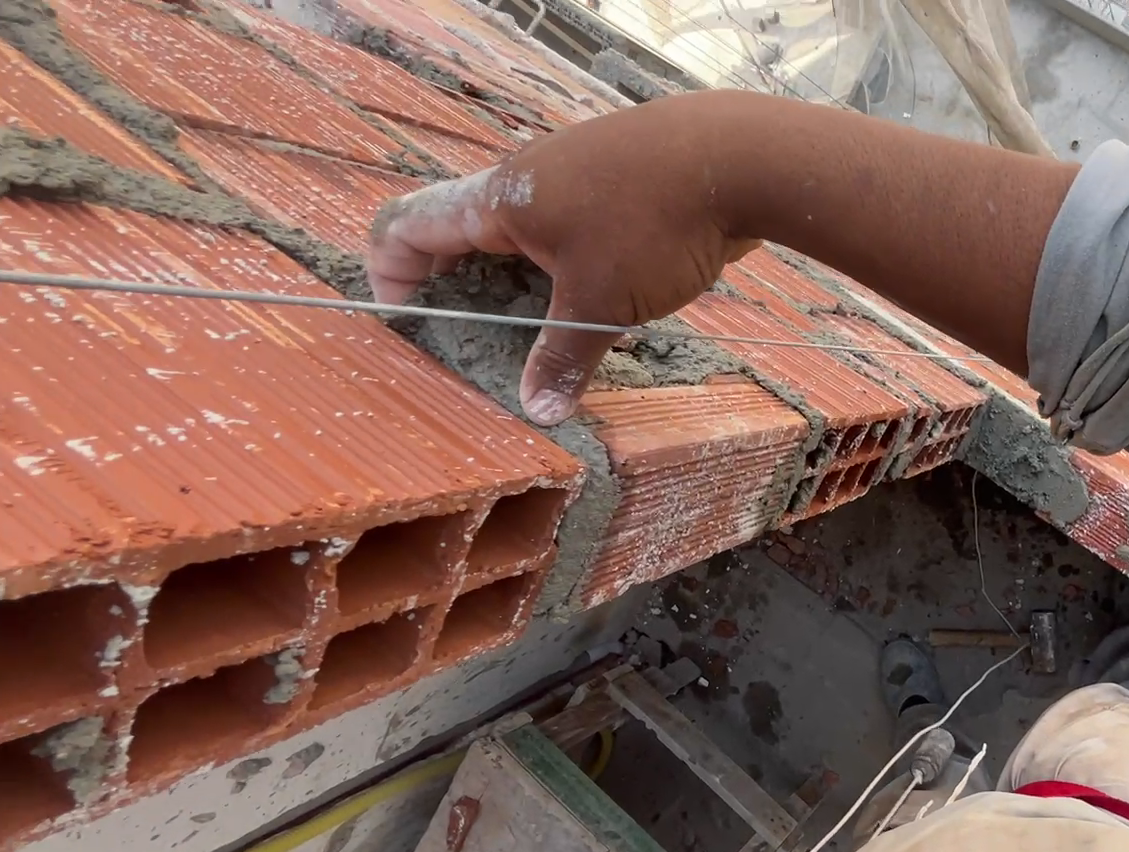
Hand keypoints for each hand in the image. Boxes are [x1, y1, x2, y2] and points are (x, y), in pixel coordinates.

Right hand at [366, 98, 760, 424]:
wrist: (735, 163)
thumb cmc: (652, 222)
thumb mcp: (603, 300)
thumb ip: (565, 355)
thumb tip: (537, 411)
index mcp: (500, 202)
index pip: (410, 224)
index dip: (392, 271)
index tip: (406, 319)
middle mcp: (530, 188)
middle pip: (473, 241)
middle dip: (472, 296)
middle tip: (486, 349)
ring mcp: (578, 191)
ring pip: (536, 250)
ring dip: (536, 298)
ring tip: (548, 347)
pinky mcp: (621, 204)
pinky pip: (584, 250)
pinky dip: (582, 286)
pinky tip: (611, 324)